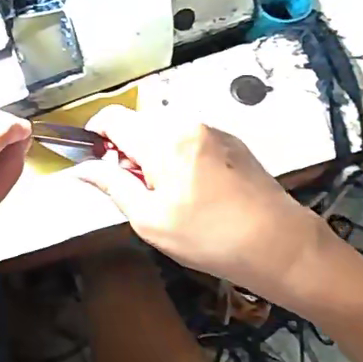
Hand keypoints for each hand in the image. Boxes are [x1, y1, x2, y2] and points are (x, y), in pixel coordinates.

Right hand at [70, 105, 333, 298]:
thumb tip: (83, 169)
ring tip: (164, 192)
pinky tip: (191, 189)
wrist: (279, 243)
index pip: (114, 118)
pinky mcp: (231, 141)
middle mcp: (187, 124)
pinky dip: (178, 154)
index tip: (92, 157)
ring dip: (153, 152)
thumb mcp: (150, 220)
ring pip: (165, 130)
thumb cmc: (210, 237)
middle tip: (131, 186)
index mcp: (163, 141)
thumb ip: (112, 187)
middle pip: (140, 123)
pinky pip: (190, 138)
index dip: (95, 134)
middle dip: (126, 148)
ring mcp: (213, 131)